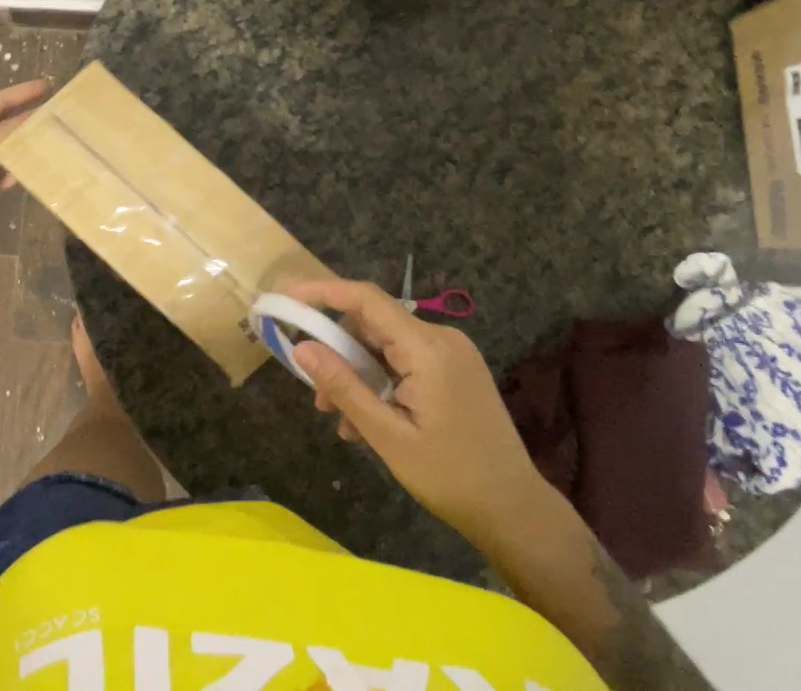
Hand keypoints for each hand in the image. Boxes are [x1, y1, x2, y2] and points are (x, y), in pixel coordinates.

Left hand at [0, 78, 48, 235]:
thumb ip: (17, 127)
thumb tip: (44, 115)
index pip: (0, 100)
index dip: (22, 92)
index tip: (46, 86)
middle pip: (5, 127)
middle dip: (26, 124)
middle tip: (52, 122)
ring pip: (6, 153)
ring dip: (23, 152)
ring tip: (46, 150)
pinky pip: (2, 177)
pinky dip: (13, 176)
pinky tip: (23, 178)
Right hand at [288, 279, 546, 540]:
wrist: (513, 508)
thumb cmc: (450, 475)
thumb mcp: (387, 434)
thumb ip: (343, 386)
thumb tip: (301, 348)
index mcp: (428, 348)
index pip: (367, 300)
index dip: (324, 292)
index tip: (288, 297)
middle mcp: (442, 339)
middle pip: (373, 325)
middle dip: (338, 353)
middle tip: (317, 398)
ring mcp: (452, 355)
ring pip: (386, 347)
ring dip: (358, 375)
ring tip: (343, 422)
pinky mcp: (456, 371)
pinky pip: (405, 362)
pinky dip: (380, 383)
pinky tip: (368, 423)